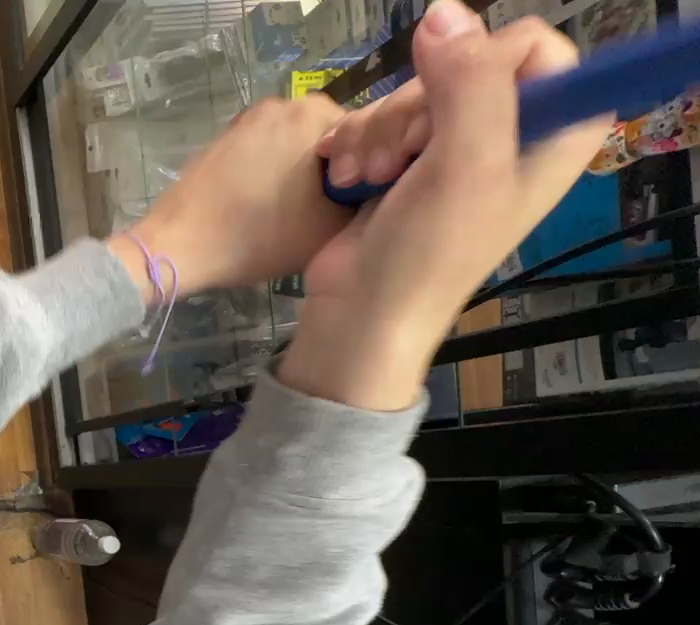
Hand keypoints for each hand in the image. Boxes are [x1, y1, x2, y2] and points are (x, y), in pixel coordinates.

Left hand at [115, 93, 348, 295]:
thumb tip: (370, 191)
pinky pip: (256, 156)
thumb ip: (364, 201)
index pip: (367, 134)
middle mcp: (280, 104)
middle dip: (327, 171)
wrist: (172, 249)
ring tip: (286, 214)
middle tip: (318, 213)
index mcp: (316, 112)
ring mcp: (241, 122)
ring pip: (289, 147)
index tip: (349, 205)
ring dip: (293, 175)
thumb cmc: (253, 238)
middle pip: (324, 138)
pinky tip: (254, 209)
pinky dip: (262, 177)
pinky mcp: (215, 144)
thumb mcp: (329, 228)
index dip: (365, 172)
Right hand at [282, 1, 612, 408]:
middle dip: (408, 110)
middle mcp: (508, 132)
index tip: (438, 119)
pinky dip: (352, 146)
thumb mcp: (462, 163)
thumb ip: (464, 81)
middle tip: (393, 159)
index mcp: (556, 125)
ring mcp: (448, 154)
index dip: (472, 69)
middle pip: (456, 69)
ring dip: (373, 133)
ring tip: (363, 175)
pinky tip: (344, 174)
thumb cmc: (426, 253)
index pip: (527, 46)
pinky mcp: (398, 173)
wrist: (360, 318)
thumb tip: (440, 12)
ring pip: (408, 98)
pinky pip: (375, 128)